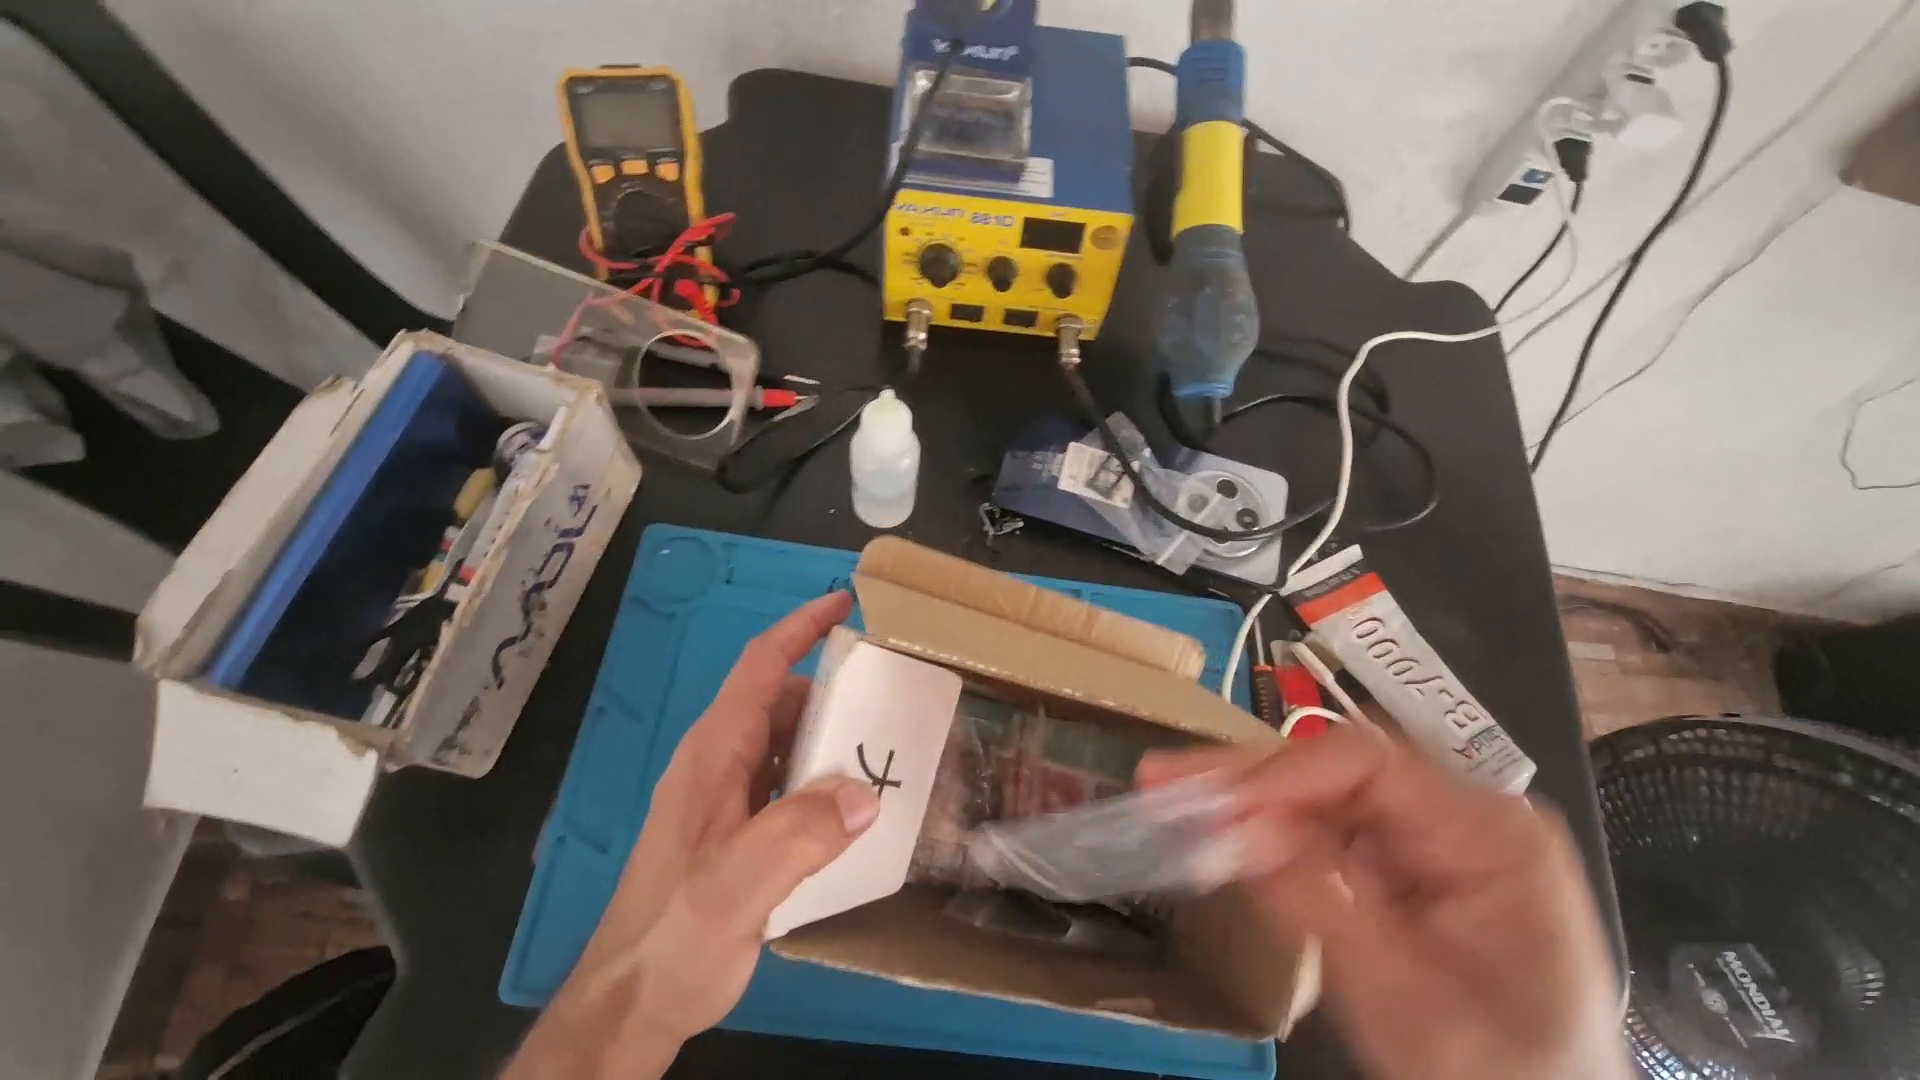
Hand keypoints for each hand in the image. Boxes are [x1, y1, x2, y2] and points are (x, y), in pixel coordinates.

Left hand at [506, 591, 878, 1079]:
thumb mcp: (734, 887)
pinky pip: (789, 784)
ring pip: (788, 744)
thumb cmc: (673, 938)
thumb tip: (867, 793)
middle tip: (893, 698)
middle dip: (835, 691)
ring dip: (833, 740)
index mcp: (713, 754)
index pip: (761, 667)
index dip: (801, 628)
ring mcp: (727, 799)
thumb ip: (797, 836)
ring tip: (888, 754)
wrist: (631, 1003)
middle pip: (782, 702)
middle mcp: (719, 764)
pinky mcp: (737, 832)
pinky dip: (824, 781)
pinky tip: (856, 811)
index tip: (847, 603)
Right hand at [1138, 730, 1630, 1079]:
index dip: (1278, 774)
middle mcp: (1455, 815)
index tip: (1206, 799)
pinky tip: (1217, 833)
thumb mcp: (1407, 1000)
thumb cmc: (1497, 1076)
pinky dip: (1265, 837)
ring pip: (1319, 798)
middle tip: (1160, 777)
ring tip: (1172, 797)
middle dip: (1246, 778)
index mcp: (1488, 830)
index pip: (1368, 766)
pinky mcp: (1398, 869)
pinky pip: (1322, 836)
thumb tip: (1233, 826)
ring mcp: (1425, 841)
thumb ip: (1318, 903)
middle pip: (1334, 772)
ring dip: (1245, 802)